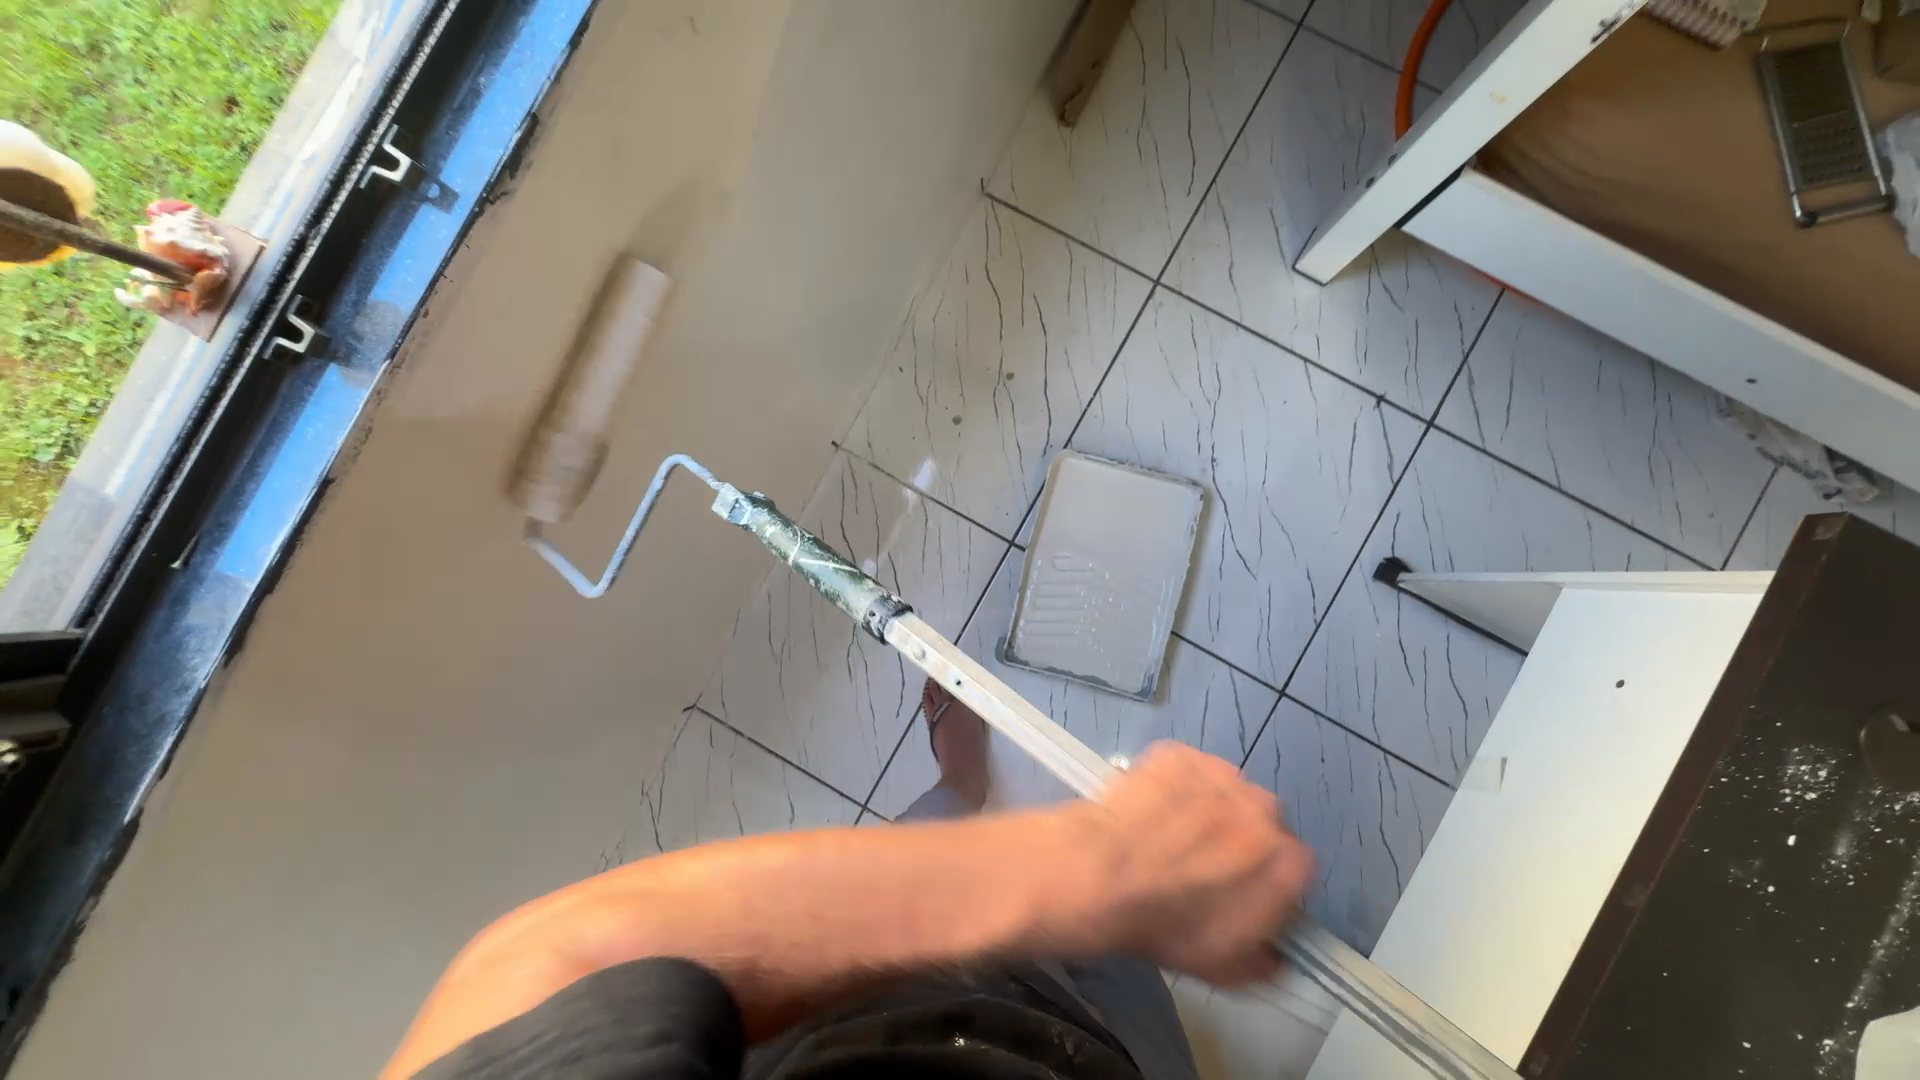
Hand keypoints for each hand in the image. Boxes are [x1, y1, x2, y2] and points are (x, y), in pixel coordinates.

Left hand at [1054, 742, 1311, 985]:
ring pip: (1223, 791)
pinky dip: (1173, 784)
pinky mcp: (1178, 754)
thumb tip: (1272, 953)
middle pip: (1260, 821)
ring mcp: (1219, 773)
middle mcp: (1264, 808)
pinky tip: (1151, 806)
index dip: (1265, 878)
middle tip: (1200, 860)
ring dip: (1207, 807)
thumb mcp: (1226, 967)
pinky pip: (1185, 770)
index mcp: (1288, 860)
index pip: (1293, 865)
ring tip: (1169, 832)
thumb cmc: (1166, 924)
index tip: (1240, 889)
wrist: (1103, 874)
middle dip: (1238, 838)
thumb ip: (1264, 958)